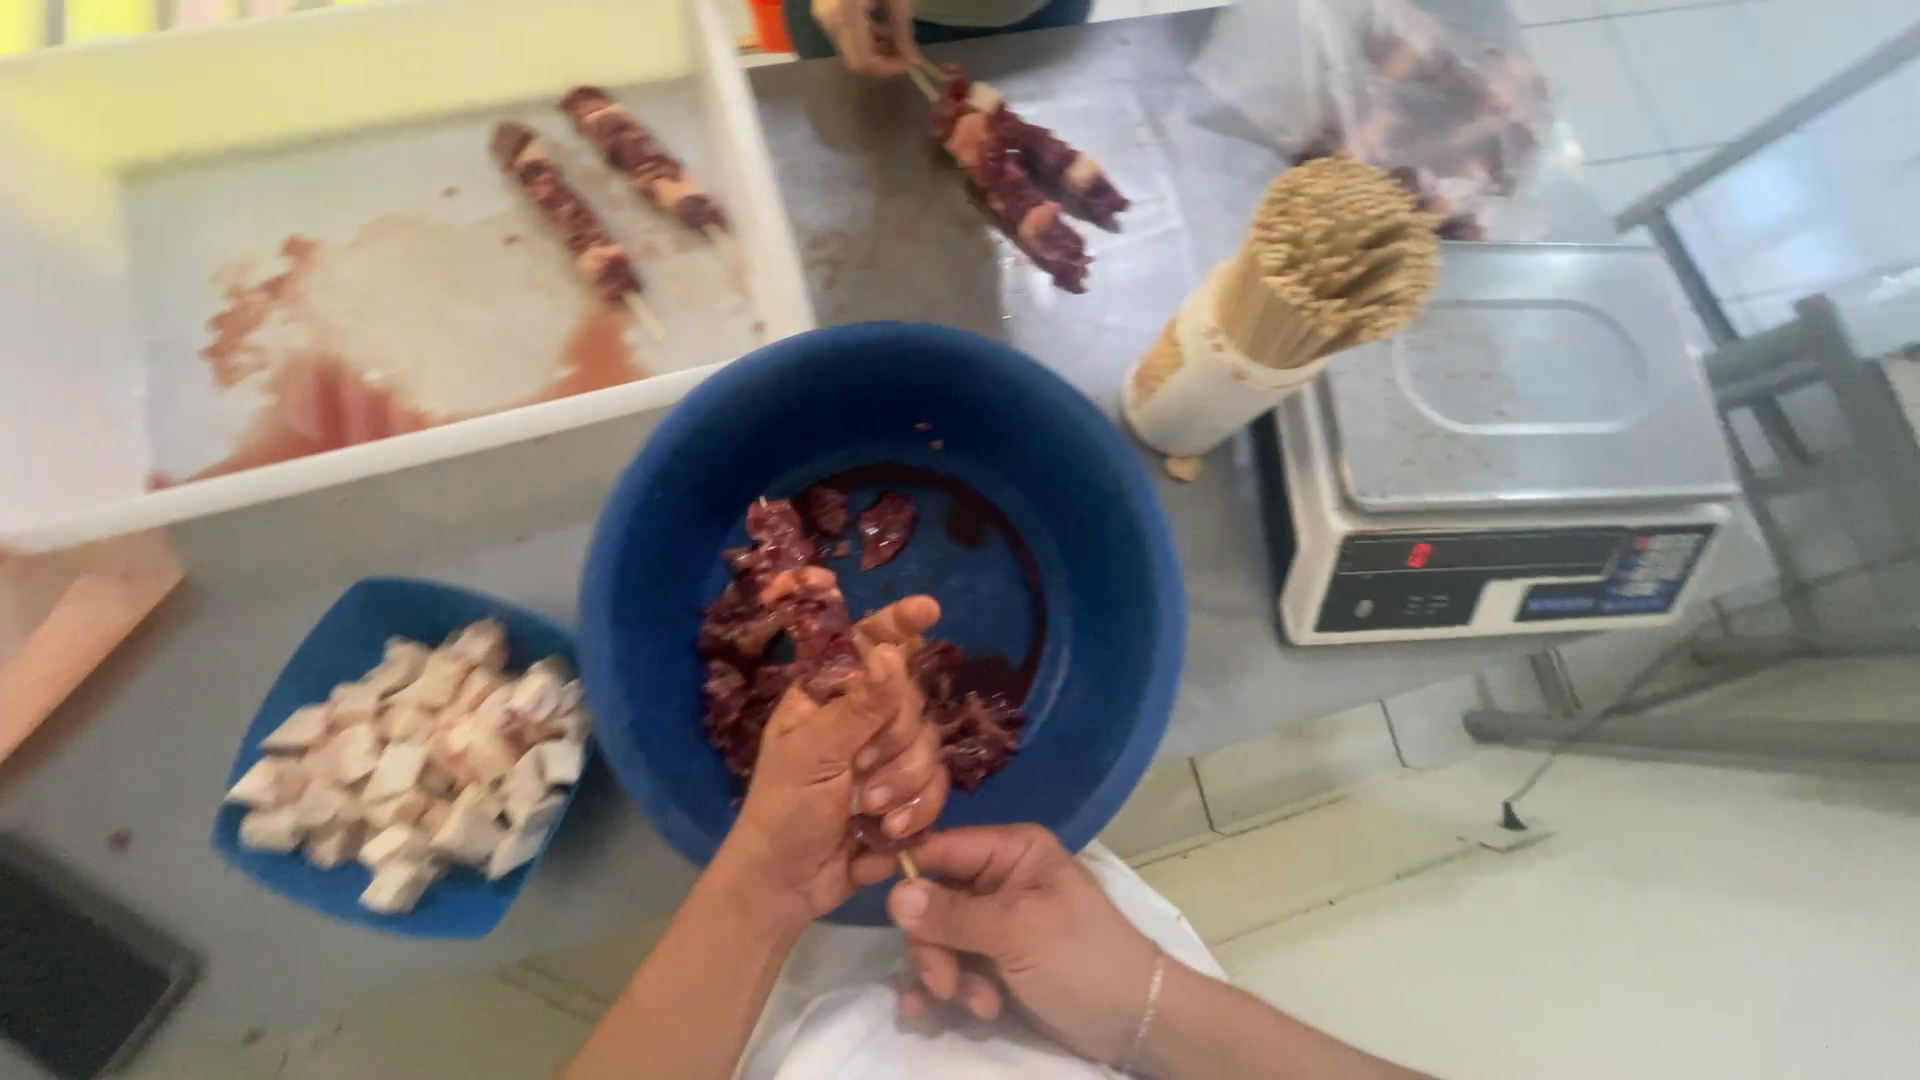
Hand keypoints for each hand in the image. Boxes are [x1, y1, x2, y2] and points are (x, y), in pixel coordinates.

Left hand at [720, 587, 947, 922]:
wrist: (789, 884)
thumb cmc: (783, 810)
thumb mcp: (813, 754)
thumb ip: (858, 706)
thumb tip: (891, 653)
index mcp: (829, 694)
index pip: (866, 642)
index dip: (897, 622)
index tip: (928, 609)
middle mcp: (863, 715)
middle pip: (911, 697)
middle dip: (893, 740)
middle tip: (860, 770)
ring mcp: (888, 752)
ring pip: (929, 742)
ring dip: (901, 780)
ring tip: (868, 810)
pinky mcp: (907, 789)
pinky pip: (937, 781)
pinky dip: (918, 808)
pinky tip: (889, 831)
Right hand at [810, 0, 918, 76]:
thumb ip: (902, 28)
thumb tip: (911, 58)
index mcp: (844, 11)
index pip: (864, 62)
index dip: (888, 69)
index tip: (910, 62)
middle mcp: (828, 19)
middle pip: (856, 61)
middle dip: (883, 62)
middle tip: (906, 52)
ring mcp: (822, 15)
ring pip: (851, 51)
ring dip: (876, 51)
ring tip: (897, 37)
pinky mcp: (823, 10)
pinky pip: (846, 37)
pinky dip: (866, 38)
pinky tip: (882, 26)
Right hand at [884, 826, 1162, 1065]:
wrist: (1133, 1022)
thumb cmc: (1081, 958)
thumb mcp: (1016, 931)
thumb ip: (953, 914)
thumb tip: (894, 894)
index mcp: (1011, 850)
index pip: (943, 848)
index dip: (905, 867)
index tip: (864, 882)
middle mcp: (999, 878)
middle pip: (933, 899)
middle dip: (934, 945)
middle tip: (948, 983)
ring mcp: (996, 921)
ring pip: (939, 937)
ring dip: (946, 974)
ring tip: (976, 1004)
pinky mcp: (995, 959)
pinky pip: (953, 965)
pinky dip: (947, 988)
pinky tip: (941, 1012)